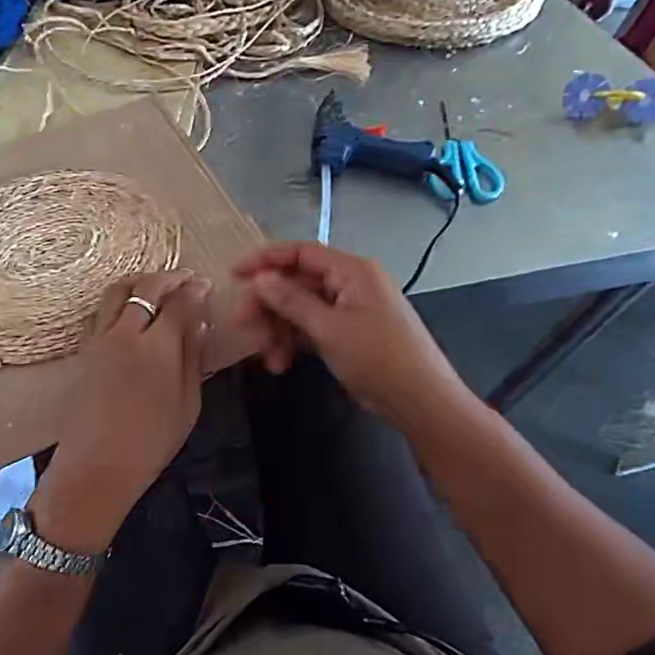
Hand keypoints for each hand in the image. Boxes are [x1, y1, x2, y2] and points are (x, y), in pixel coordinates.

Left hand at [30, 270, 211, 552]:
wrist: (96, 466)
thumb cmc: (151, 442)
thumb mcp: (188, 404)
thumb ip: (193, 357)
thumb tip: (198, 323)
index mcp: (156, 347)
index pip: (179, 302)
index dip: (195, 291)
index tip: (205, 287)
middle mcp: (125, 333)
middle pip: (147, 287)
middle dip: (170, 278)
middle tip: (186, 279)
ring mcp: (99, 340)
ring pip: (118, 291)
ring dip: (141, 281)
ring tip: (159, 287)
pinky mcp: (85, 350)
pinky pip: (104, 310)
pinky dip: (122, 299)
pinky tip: (135, 311)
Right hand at [231, 243, 470, 424]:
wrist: (421, 401)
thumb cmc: (379, 358)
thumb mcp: (329, 329)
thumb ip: (291, 301)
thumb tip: (260, 279)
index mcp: (352, 271)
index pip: (301, 253)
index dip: (265, 261)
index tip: (234, 274)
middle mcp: (351, 284)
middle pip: (297, 284)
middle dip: (269, 307)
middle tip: (242, 328)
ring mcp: (350, 309)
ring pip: (301, 310)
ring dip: (280, 331)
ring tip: (268, 358)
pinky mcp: (349, 334)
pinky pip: (312, 329)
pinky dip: (295, 343)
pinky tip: (282, 363)